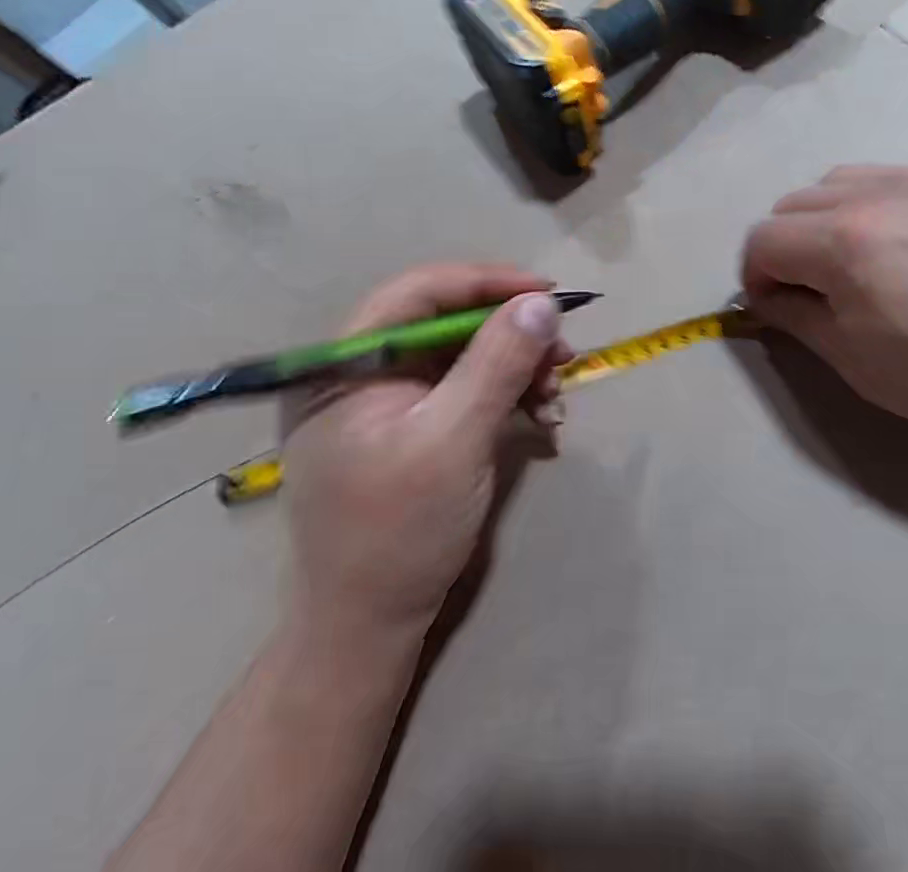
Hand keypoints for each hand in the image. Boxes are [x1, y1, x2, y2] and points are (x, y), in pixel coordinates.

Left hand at [281, 264, 569, 638]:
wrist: (367, 624)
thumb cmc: (401, 532)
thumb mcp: (455, 441)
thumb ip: (496, 365)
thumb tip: (540, 304)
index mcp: (343, 364)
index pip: (417, 294)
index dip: (486, 284)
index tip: (549, 294)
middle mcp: (354, 373)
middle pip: (440, 326)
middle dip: (507, 335)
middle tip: (563, 355)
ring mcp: (377, 406)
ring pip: (453, 361)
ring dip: (510, 369)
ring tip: (556, 396)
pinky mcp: (402, 433)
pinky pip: (454, 396)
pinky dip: (497, 400)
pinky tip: (537, 419)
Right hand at [740, 166, 907, 456]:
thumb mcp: (863, 365)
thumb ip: (801, 320)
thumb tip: (772, 298)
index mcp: (846, 242)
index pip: (761, 240)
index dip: (754, 278)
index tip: (777, 310)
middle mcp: (881, 192)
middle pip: (794, 204)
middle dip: (786, 247)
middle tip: (816, 293)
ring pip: (842, 181)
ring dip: (827, 221)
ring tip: (862, 266)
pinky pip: (897, 179)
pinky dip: (878, 208)